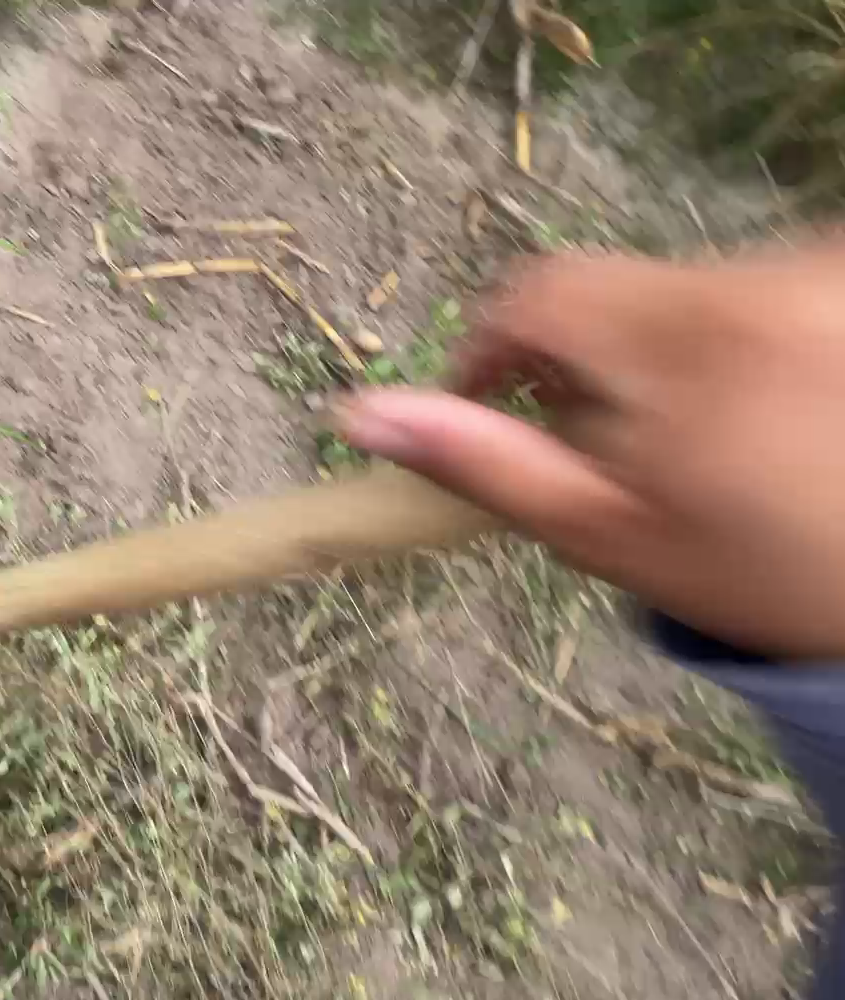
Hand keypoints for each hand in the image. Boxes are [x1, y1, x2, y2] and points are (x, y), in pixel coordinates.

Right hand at [337, 245, 844, 659]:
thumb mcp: (592, 527)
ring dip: (634, 351)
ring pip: (666, 289)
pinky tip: (739, 407)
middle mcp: (776, 280)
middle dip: (566, 358)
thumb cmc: (750, 568)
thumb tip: (356, 413)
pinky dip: (704, 342)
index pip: (535, 293)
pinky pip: (742, 290)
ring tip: (671, 433)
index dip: (485, 346)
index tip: (485, 406)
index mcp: (693, 341)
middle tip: (587, 441)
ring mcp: (832, 278)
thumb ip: (475, 459)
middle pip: (601, 291)